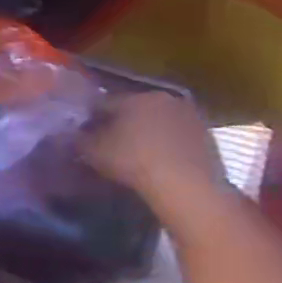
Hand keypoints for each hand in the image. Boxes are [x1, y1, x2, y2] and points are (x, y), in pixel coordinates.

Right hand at [78, 91, 227, 203]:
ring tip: (135, 156)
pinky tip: (159, 163)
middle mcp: (163, 98)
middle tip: (109, 145)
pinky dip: (166, 146)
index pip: (103, 102)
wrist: (187, 187)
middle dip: (120, 123)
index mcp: (134, 96)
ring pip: (157, 122)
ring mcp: (189, 116)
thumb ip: (79, 140)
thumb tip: (74, 135)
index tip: (83, 135)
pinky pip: (176, 137)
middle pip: (133, 109)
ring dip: (145, 133)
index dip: (89, 119)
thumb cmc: (133, 161)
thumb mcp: (93, 152)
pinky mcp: (207, 136)